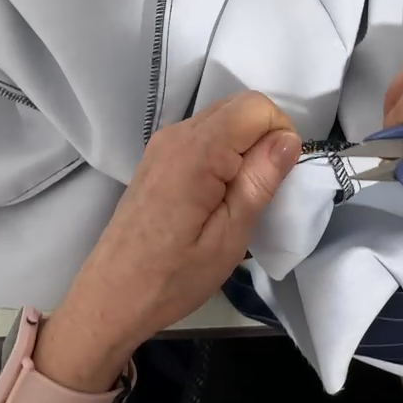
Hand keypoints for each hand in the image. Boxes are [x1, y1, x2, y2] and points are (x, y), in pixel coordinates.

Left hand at [38, 93, 300, 389]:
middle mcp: (177, 135)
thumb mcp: (229, 236)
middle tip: (263, 189)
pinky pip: (203, 136)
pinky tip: (217, 195)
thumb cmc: (174, 276)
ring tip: (240, 197)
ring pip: (222, 119)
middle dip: (264, 138)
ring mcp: (163, 144)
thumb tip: (289, 138)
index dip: (280, 134)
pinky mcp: (157, 157)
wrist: (112, 296)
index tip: (279, 178)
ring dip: (243, 147)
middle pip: (239, 106)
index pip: (256, 107)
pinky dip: (222, 153)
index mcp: (197, 151)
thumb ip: (260, 181)